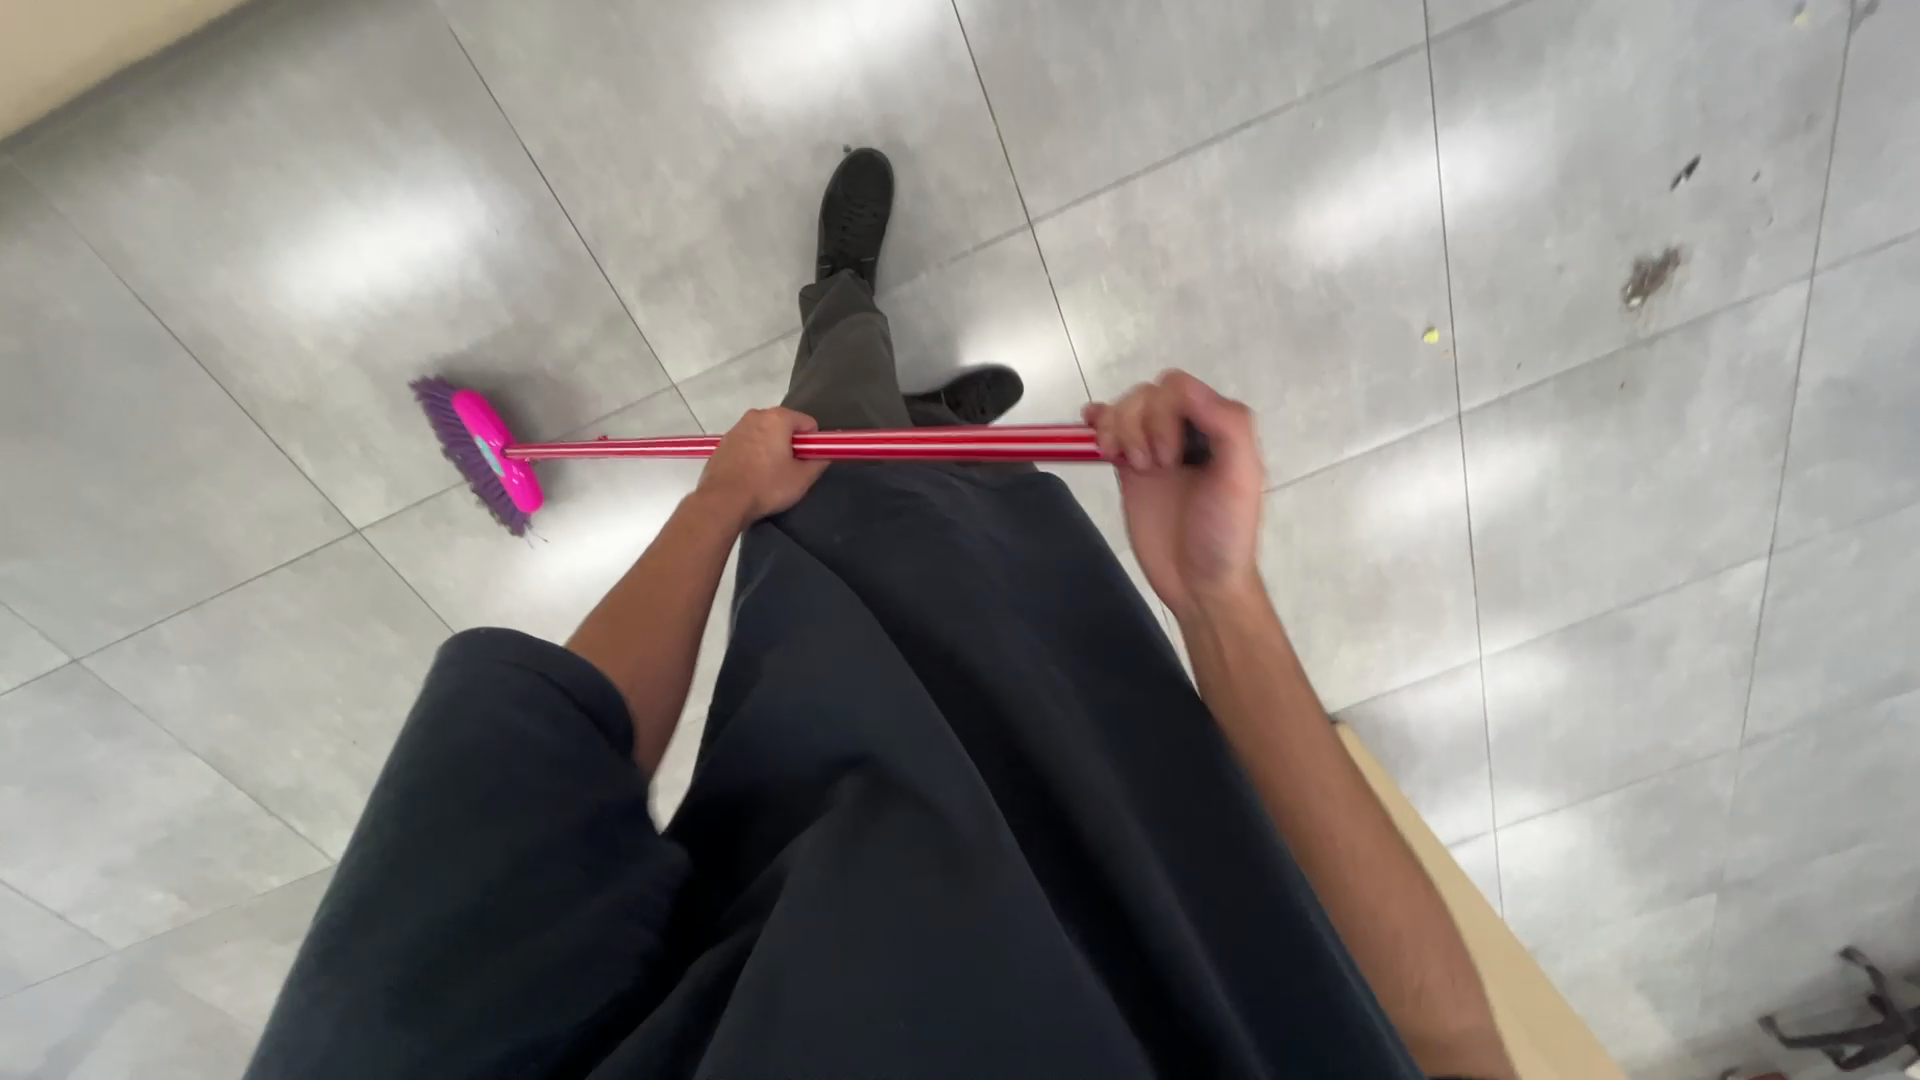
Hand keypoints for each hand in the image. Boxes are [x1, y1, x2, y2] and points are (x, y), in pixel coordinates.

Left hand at [696, 407, 828, 528]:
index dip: (812, 443)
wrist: (724, 501)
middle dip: (791, 443)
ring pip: (765, 433)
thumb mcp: (803, 478)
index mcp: (777, 418)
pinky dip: (753, 453)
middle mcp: (755, 415)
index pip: (808, 422)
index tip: (807, 461)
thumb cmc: (767, 486)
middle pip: (784, 425)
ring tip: (769, 474)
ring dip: (771, 447)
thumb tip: (825, 454)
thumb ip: (820, 461)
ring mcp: (736, 428)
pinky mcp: (723, 442)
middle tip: (789, 468)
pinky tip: (751, 474)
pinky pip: (747, 442)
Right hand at [1083, 371, 1264, 620]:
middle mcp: (1185, 432)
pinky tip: (1093, 432)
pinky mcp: (1129, 471)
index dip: (1165, 414)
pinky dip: (1098, 423)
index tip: (1171, 457)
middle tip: (1153, 468)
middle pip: (1146, 395)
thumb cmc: (1225, 535)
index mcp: (1216, 428)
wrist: (1199, 583)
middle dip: (1140, 426)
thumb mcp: (1242, 478)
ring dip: (1118, 430)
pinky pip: (1110, 432)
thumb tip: (1186, 389)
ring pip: (1124, 410)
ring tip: (1129, 465)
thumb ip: (1228, 426)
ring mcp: (1154, 450)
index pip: (1178, 388)